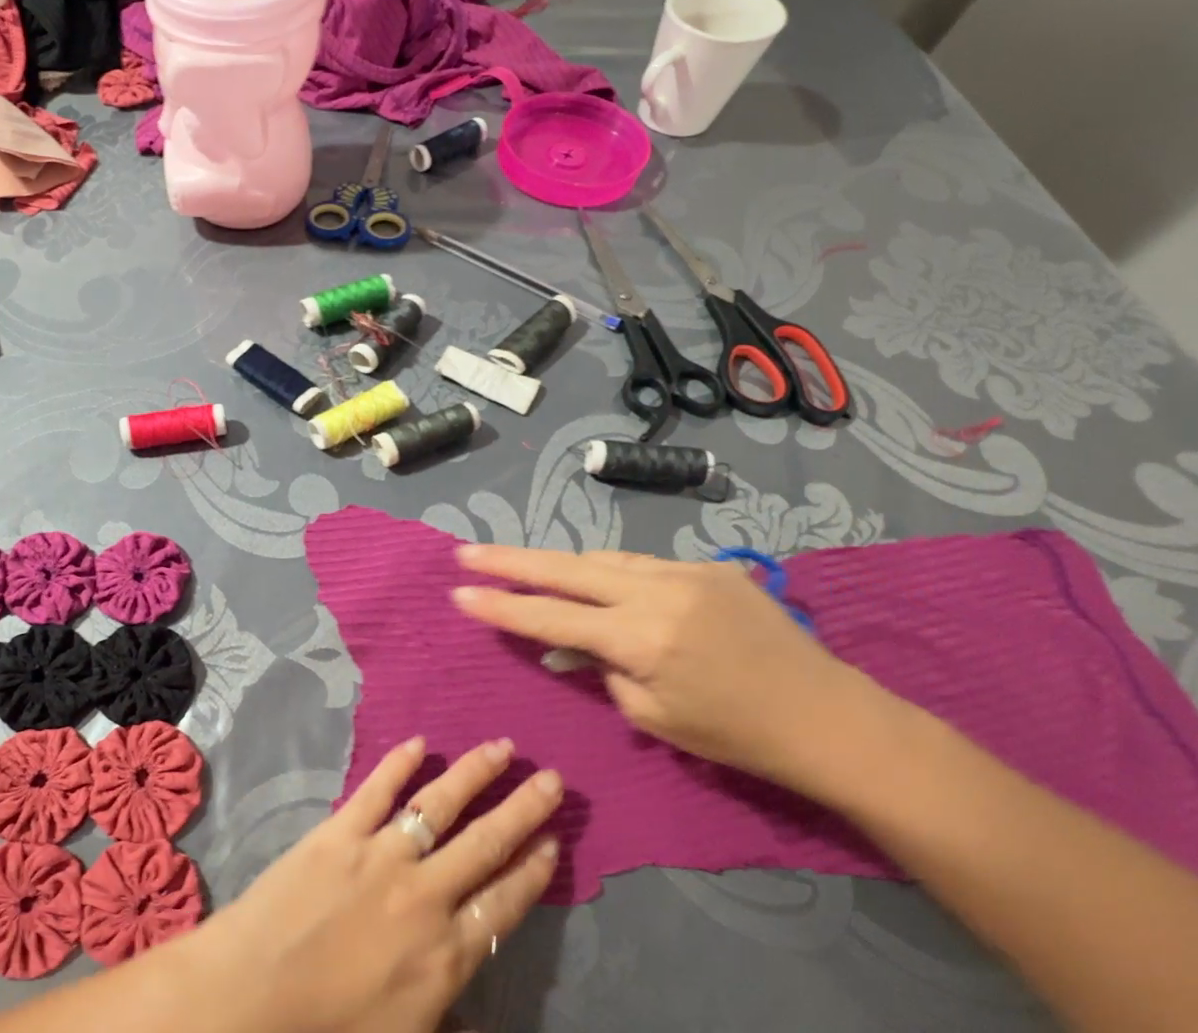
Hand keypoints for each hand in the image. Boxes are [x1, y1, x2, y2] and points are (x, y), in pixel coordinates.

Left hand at [177, 738, 562, 1032]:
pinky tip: (418, 743)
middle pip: (486, 844)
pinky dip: (398, 764)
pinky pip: (376, 791)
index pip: (505, 902)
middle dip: (524, 809)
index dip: (533, 870)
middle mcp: (425, 895)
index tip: (554, 840)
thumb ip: (447, 998)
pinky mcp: (337, 833)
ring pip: (438, 805)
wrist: (254, 993)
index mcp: (447, 952)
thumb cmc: (329, 1027)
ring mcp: (381, 856)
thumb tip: (468, 966)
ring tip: (501, 747)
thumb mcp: (407, 1031)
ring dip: (474, 774)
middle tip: (552, 778)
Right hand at [450, 546, 892, 792]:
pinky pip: (642, 564)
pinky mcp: (712, 567)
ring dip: (561, 565)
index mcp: (641, 638)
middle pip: (566, 568)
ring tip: (524, 568)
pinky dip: (609, 573)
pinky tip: (598, 585)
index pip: (550, 616)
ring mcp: (688, 572)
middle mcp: (658, 592)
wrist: (827, 716)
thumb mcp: (652, 715)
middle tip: (466, 552)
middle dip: (510, 560)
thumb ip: (601, 669)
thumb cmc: (734, 735)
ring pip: (603, 559)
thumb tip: (570, 641)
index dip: (500, 606)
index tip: (459, 592)